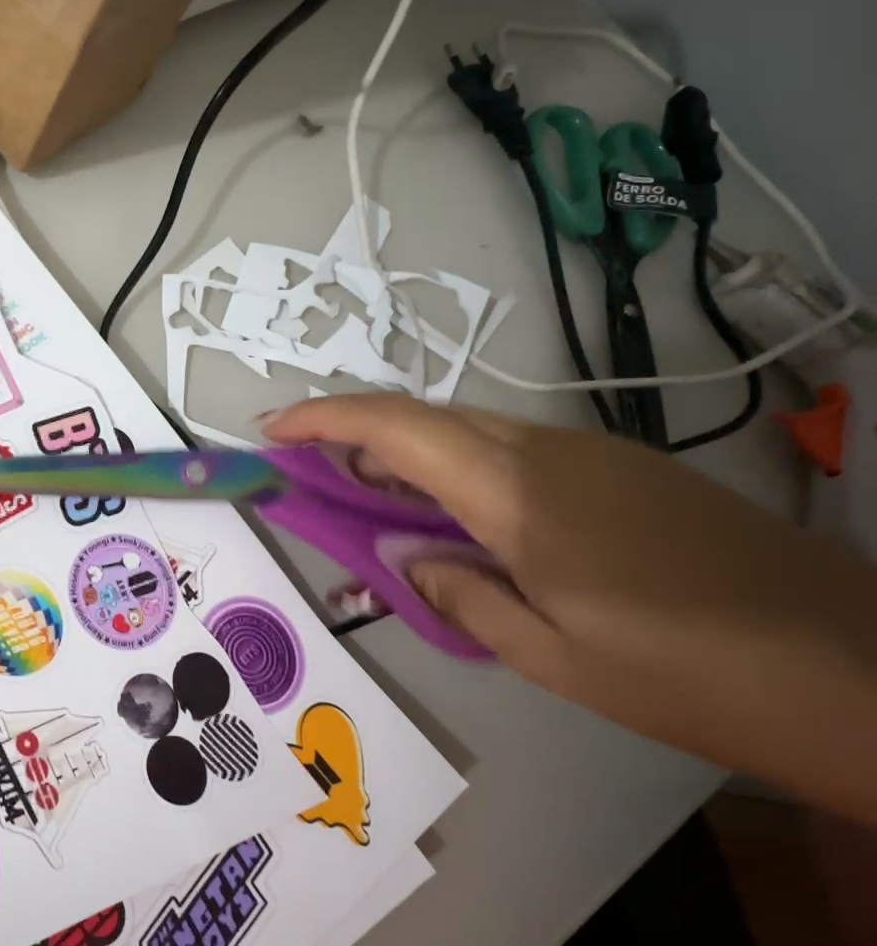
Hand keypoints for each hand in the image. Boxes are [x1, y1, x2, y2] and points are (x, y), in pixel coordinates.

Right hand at [263, 394, 876, 822]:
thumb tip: (405, 553)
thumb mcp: (547, 653)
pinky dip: (458, 464)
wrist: (860, 668)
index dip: (322, 418)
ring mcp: (594, 453)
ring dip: (407, 450)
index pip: (395, 427)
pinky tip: (457, 514)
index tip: (270, 430)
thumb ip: (457, 592)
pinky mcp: (626, 469)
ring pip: (470, 428)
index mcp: (517, 491)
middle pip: (426, 415)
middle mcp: (549, 450)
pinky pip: (514, 448)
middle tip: (308, 468)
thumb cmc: (683, 671)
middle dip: (354, 431)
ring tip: (371, 497)